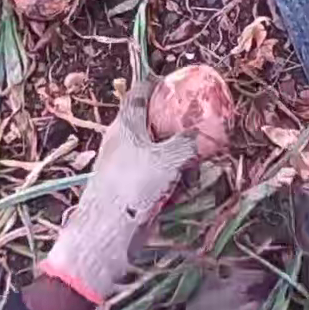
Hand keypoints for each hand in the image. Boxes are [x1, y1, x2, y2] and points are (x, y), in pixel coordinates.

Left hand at [38, 77, 198, 303]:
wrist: (108, 229)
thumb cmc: (132, 186)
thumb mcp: (166, 159)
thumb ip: (186, 143)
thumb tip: (200, 135)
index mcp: (125, 125)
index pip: (137, 95)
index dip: (152, 85)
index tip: (167, 81)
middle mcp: (121, 141)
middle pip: (147, 123)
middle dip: (170, 124)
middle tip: (190, 124)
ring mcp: (123, 165)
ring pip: (153, 150)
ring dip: (173, 155)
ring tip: (193, 163)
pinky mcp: (129, 187)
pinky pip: (154, 174)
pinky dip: (169, 176)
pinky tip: (181, 188)